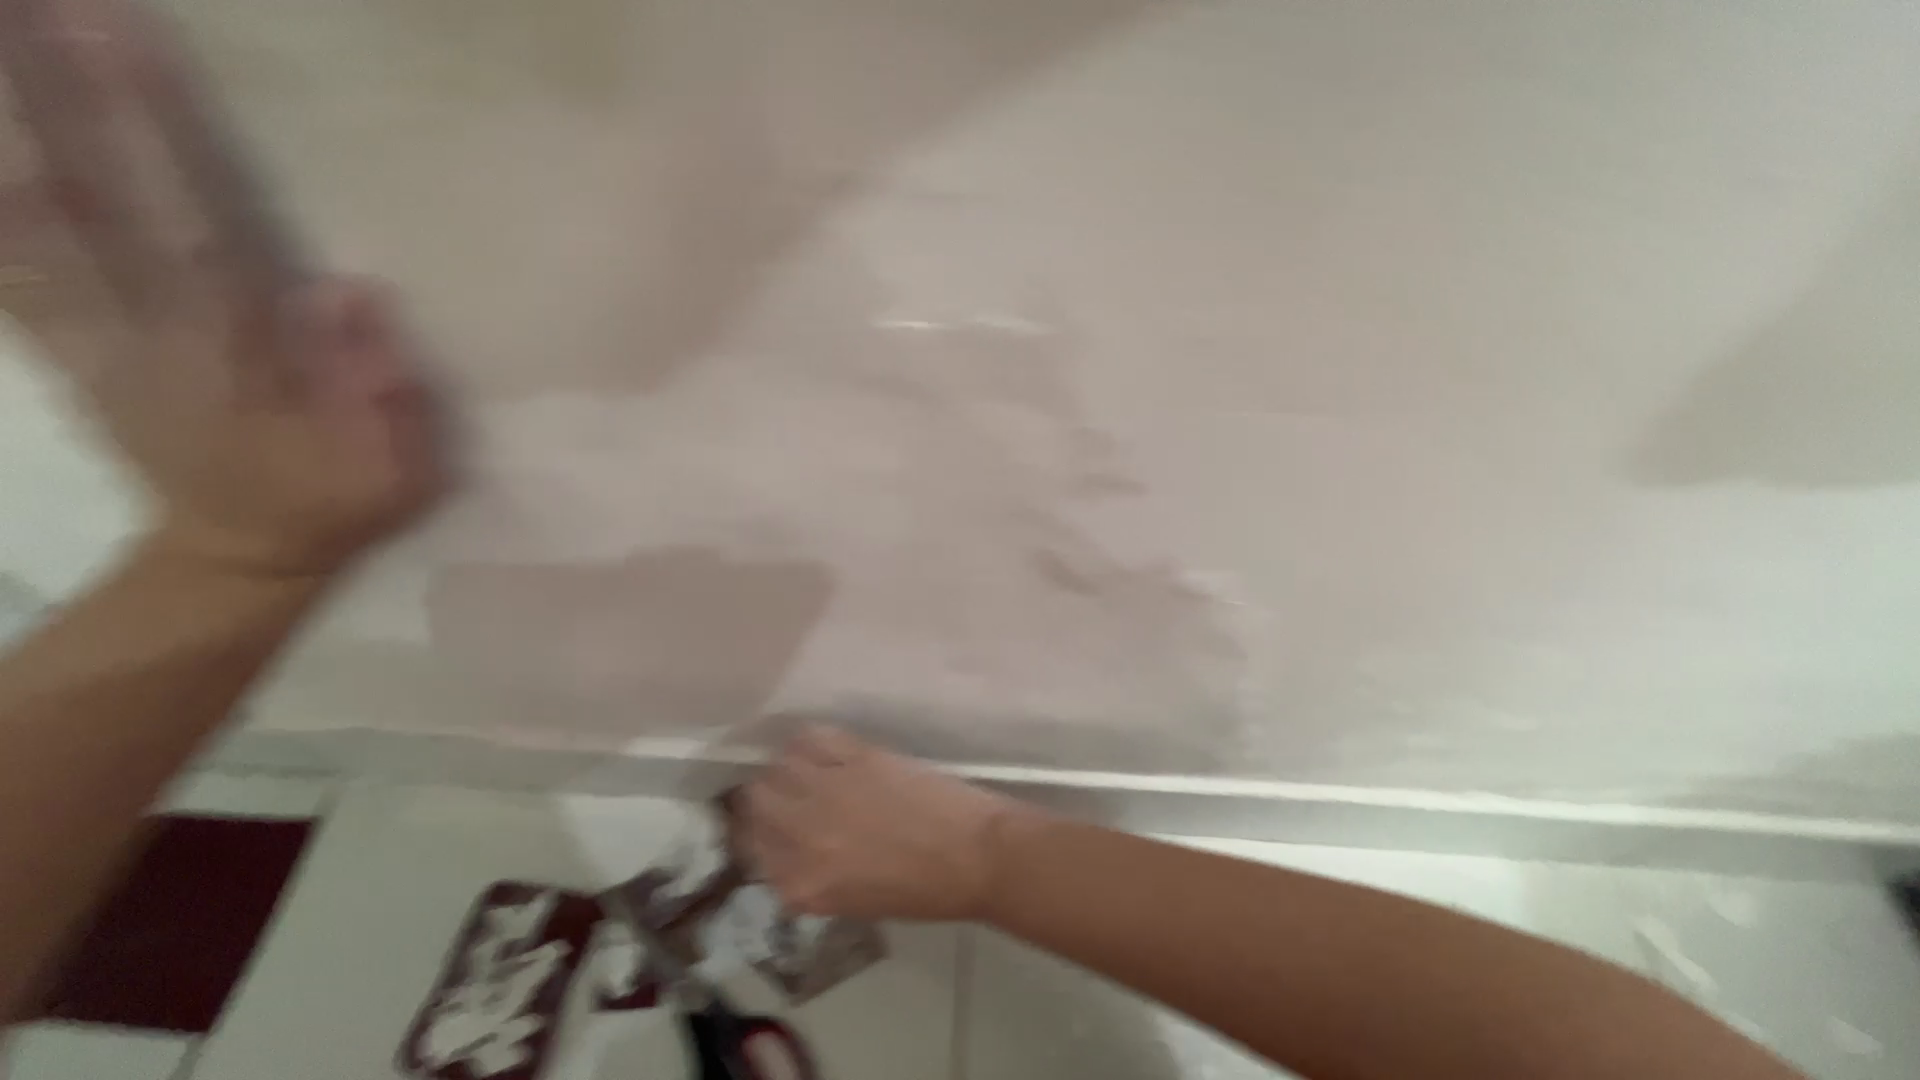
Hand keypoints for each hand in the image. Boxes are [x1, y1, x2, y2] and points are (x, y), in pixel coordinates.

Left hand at [1, 0, 443, 577]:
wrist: (240, 556)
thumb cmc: (338, 506)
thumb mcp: (395, 471)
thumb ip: (380, 388)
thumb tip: (350, 287)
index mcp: (231, 359)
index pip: (187, 226)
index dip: (151, 132)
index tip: (118, 32)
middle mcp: (140, 333)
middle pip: (75, 200)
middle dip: (39, 92)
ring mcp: (87, 337)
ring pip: (18, 219)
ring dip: (0, 128)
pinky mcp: (63, 342)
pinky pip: (1, 261)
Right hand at [740, 726, 1034, 921]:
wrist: (977, 856)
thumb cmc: (924, 891)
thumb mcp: (852, 901)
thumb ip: (812, 876)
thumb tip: (794, 849)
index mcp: (803, 883)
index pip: (751, 849)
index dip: (759, 834)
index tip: (769, 825)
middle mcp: (803, 836)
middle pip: (755, 800)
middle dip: (766, 798)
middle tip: (787, 794)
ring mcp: (828, 791)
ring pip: (777, 766)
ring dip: (788, 767)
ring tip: (809, 769)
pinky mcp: (856, 757)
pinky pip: (811, 738)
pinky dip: (812, 742)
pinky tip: (826, 749)